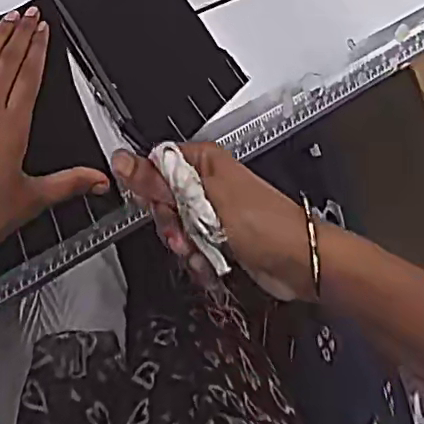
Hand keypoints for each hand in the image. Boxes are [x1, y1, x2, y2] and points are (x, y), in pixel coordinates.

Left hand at [0, 9, 110, 283]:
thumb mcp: (30, 202)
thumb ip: (69, 184)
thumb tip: (98, 180)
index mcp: (11, 130)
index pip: (28, 76)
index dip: (38, 48)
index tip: (43, 29)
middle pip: (7, 63)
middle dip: (21, 33)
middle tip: (30, 13)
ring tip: (6, 19)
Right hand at [111, 142, 315, 301]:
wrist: (300, 261)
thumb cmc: (264, 223)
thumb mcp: (202, 201)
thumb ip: (159, 183)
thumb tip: (123, 161)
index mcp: (201, 160)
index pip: (156, 165)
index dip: (150, 189)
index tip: (158, 206)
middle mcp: (206, 181)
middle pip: (162, 199)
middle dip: (170, 223)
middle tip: (183, 233)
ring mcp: (213, 209)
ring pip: (176, 226)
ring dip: (184, 244)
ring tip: (200, 251)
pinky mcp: (218, 235)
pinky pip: (191, 245)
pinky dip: (196, 258)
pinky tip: (208, 263)